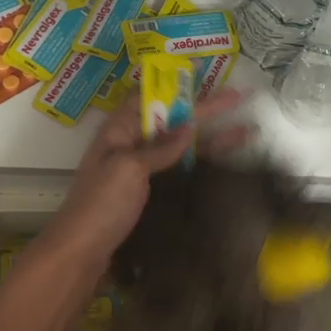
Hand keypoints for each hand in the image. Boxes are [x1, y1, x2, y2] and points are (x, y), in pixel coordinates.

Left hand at [33, 88, 251, 266]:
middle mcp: (131, 146)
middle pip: (172, 120)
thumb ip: (160, 147)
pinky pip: (179, 170)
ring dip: (213, 137)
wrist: (81, 257)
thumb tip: (190, 125)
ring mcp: (141, 172)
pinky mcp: (149, 196)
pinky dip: (202, 163)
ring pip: (181, 146)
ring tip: (249, 132)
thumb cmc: (100, 206)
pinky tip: (225, 163)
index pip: (151, 96)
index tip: (205, 73)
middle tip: (242, 97)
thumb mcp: (128, 169)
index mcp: (120, 131)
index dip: (178, 84)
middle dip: (207, 109)